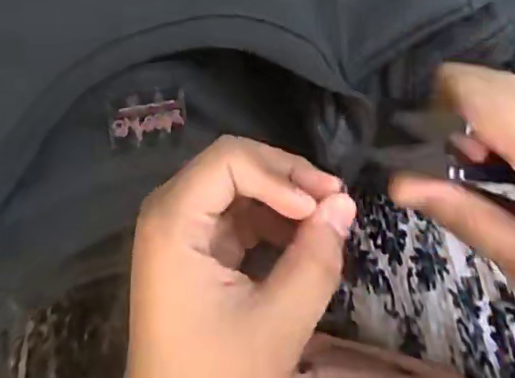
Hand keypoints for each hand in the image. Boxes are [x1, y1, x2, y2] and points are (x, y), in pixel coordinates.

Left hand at [128, 136, 357, 377]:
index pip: (229, 159)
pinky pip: (237, 214)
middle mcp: (169, 208)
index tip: (319, 205)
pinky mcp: (194, 247)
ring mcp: (180, 226)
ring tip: (327, 220)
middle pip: (233, 164)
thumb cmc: (217, 377)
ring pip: (239, 185)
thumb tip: (345, 202)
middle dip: (286, 178)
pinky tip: (304, 238)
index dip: (278, 173)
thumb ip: (314, 262)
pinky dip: (273, 220)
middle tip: (334, 199)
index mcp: (172, 218)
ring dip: (284, 198)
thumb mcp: (275, 326)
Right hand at [390, 65, 514, 377]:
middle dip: (443, 118)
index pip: (458, 87)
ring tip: (485, 172)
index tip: (428, 163)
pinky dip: (487, 113)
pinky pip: (504, 86)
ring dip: (465, 116)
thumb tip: (394, 181)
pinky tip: (506, 160)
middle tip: (462, 173)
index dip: (426, 117)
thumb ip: (462, 213)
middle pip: (463, 77)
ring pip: (480, 78)